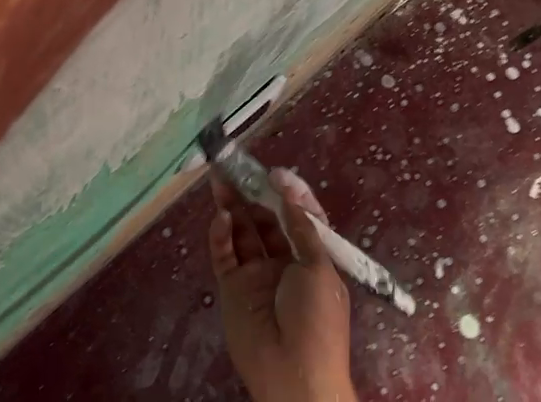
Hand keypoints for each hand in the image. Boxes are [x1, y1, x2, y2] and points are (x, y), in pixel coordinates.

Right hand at [209, 170, 355, 401]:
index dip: (287, 196)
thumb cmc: (317, 319)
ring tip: (220, 178)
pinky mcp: (232, 288)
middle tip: (236, 167)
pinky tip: (221, 217)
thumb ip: (302, 230)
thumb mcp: (320, 268)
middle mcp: (282, 264)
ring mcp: (255, 275)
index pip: (297, 219)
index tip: (275, 173)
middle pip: (264, 221)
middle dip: (251, 193)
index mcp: (311, 260)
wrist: (294, 374)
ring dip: (232, 205)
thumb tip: (290, 195)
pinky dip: (221, 234)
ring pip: (241, 231)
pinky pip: (224, 254)